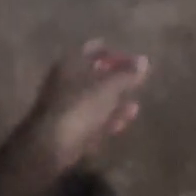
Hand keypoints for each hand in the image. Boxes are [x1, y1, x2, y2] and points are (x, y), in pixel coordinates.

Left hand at [12, 40, 150, 172]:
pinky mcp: (69, 129)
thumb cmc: (79, 107)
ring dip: (114, 101)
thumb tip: (144, 61)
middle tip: (137, 83)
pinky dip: (108, 119)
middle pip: (94, 74)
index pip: (94, 49)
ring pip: (94, 99)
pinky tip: (125, 122)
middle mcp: (66, 80)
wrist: (51, 146)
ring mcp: (66, 105)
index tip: (134, 60)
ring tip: (136, 104)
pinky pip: (92, 119)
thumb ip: (126, 75)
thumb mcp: (107, 88)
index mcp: (70, 62)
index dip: (114, 53)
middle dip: (116, 79)